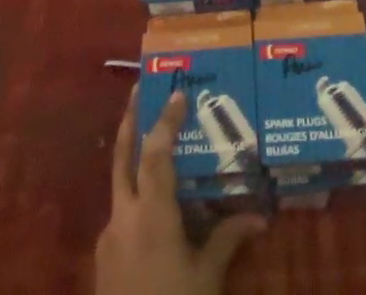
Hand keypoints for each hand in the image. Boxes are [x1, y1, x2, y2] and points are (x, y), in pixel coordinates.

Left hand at [96, 86, 265, 294]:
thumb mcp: (207, 277)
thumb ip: (228, 240)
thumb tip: (261, 217)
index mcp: (151, 215)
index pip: (155, 155)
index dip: (166, 122)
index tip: (178, 94)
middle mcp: (123, 216)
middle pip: (122, 157)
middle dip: (131, 121)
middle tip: (139, 90)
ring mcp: (109, 236)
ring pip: (120, 184)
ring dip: (134, 159)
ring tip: (158, 148)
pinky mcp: (104, 256)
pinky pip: (122, 212)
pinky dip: (138, 197)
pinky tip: (158, 208)